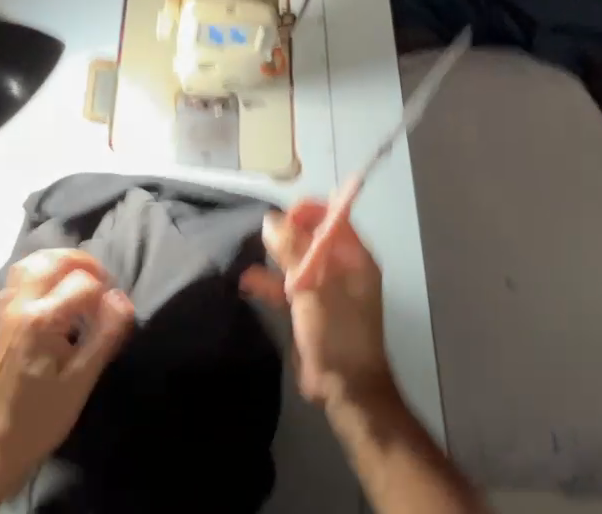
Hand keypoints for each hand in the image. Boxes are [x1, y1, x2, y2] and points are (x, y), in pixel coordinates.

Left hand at [0, 249, 135, 506]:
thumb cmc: (44, 415)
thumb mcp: (82, 380)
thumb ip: (105, 335)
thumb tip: (121, 298)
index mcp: (40, 319)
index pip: (82, 283)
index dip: (105, 291)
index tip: (115, 312)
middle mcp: (19, 304)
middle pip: (51, 260)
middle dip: (82, 263)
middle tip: (103, 283)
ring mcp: (6, 308)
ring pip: (31, 262)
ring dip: (59, 262)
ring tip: (82, 279)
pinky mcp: (0, 316)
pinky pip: (18, 277)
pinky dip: (40, 271)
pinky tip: (55, 290)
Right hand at [242, 199, 393, 409]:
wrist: (344, 389)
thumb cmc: (338, 334)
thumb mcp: (314, 288)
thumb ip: (293, 252)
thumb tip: (270, 219)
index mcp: (353, 258)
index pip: (332, 218)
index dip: (308, 212)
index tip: (283, 218)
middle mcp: (340, 268)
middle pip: (310, 237)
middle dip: (286, 235)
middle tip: (263, 237)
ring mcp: (323, 289)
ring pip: (295, 261)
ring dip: (274, 259)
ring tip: (251, 254)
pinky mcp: (307, 308)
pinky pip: (286, 286)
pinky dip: (269, 283)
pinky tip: (248, 282)